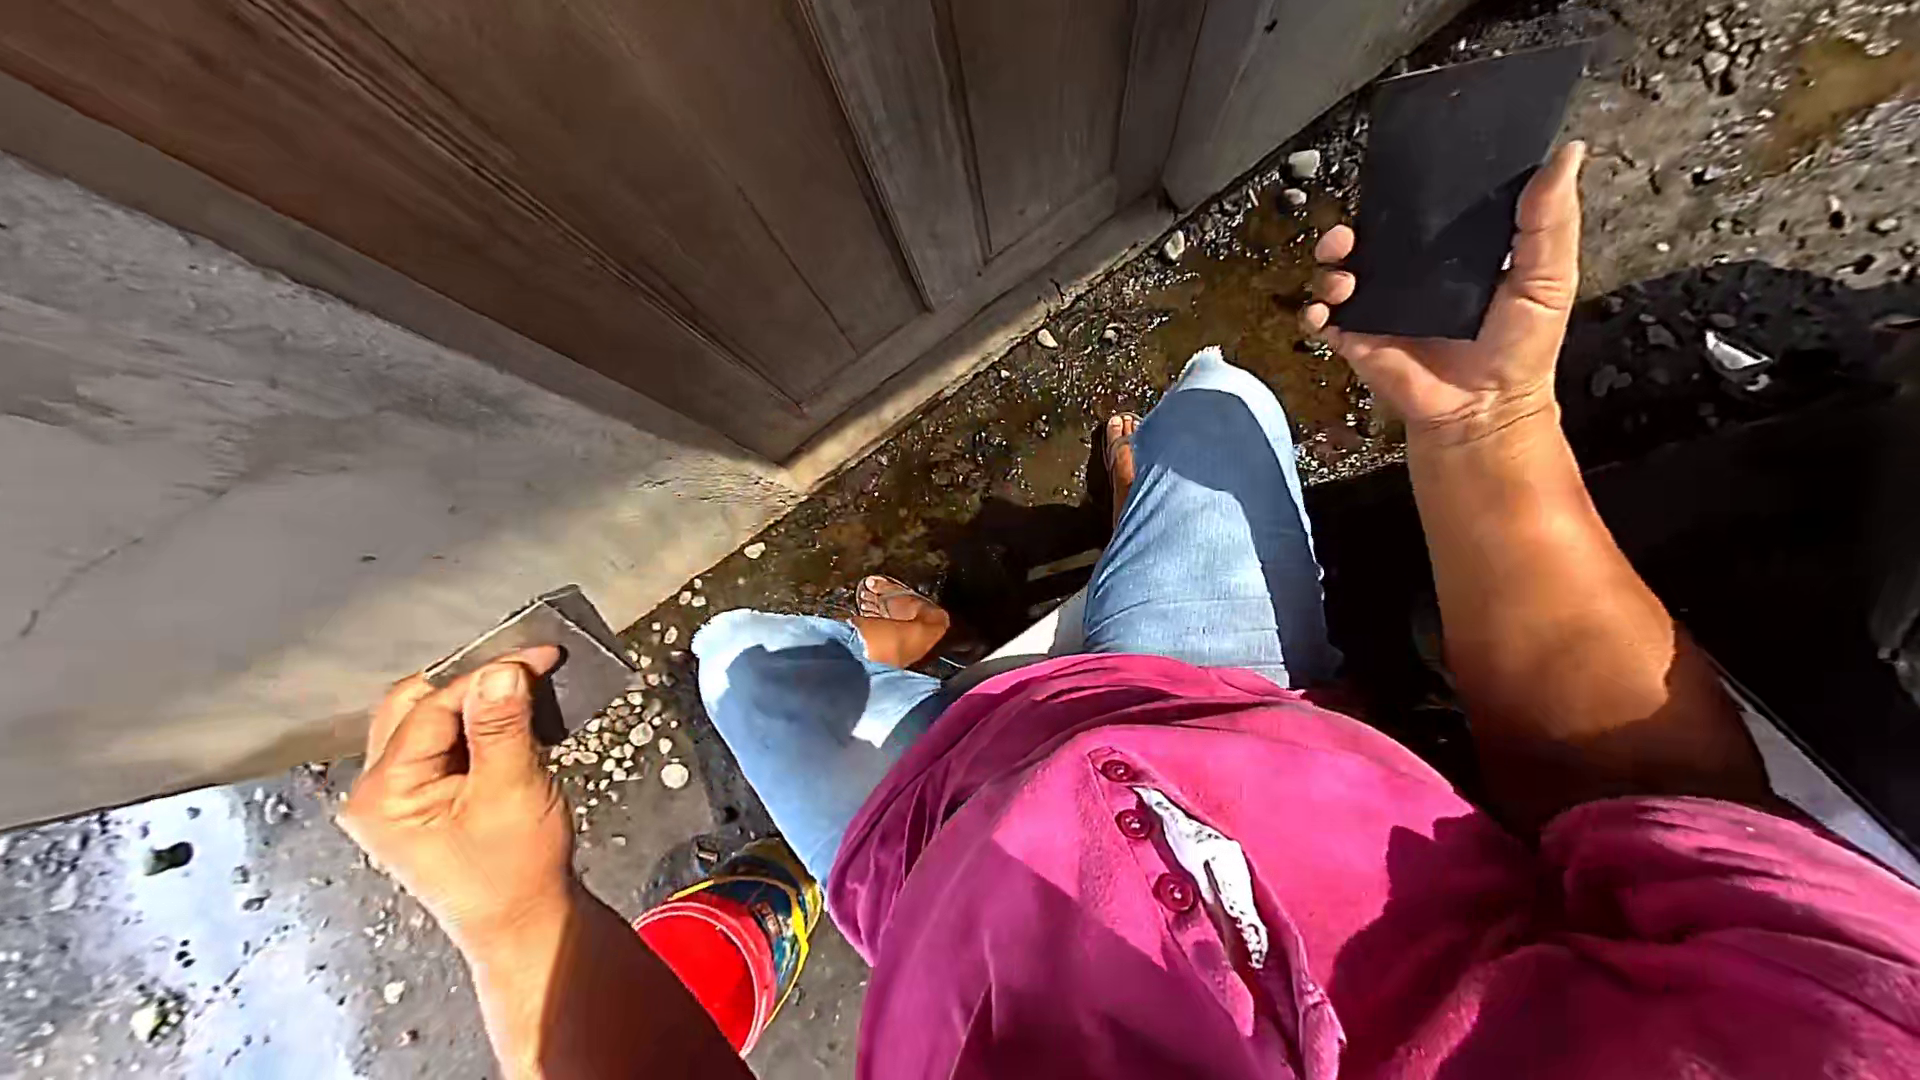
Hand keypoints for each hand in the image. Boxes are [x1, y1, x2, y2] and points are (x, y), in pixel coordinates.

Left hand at [338, 647, 572, 954]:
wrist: (524, 914)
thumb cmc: (514, 864)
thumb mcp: (512, 791)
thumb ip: (502, 728)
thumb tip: (503, 670)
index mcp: (385, 791)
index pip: (431, 707)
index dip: (487, 673)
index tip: (542, 655)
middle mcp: (380, 786)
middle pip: (416, 705)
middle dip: (473, 679)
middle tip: (528, 666)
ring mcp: (402, 790)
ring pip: (431, 717)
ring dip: (478, 696)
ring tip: (525, 683)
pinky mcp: (431, 791)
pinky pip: (449, 736)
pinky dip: (482, 716)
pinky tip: (513, 712)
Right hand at [1300, 140, 1586, 445]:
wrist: (1480, 406)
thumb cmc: (1518, 348)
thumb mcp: (1548, 276)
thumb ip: (1548, 221)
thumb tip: (1566, 155)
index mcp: (1447, 259)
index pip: (1414, 221)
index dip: (1397, 204)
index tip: (1390, 194)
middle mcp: (1405, 281)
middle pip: (1362, 247)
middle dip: (1343, 236)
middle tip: (1345, 238)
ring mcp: (1377, 312)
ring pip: (1335, 279)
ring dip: (1328, 272)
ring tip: (1342, 280)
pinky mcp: (1356, 341)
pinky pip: (1323, 322)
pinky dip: (1314, 313)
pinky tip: (1322, 312)